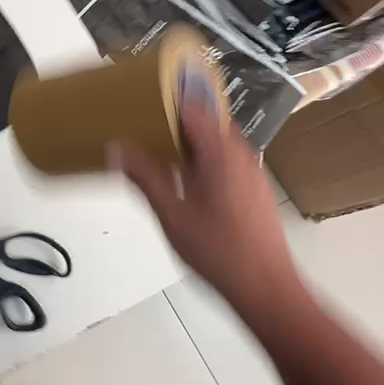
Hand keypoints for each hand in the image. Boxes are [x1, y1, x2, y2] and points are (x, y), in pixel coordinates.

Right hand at [110, 98, 304, 319]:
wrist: (268, 291)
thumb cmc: (218, 252)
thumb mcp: (171, 215)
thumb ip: (144, 177)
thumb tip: (116, 148)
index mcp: (221, 153)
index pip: (194, 107)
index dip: (168, 96)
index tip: (141, 94)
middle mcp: (241, 156)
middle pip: (208, 120)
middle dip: (177, 115)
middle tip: (144, 116)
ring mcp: (253, 173)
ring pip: (219, 140)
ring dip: (192, 137)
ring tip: (158, 143)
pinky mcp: (255, 191)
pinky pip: (227, 158)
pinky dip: (204, 155)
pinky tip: (185, 175)